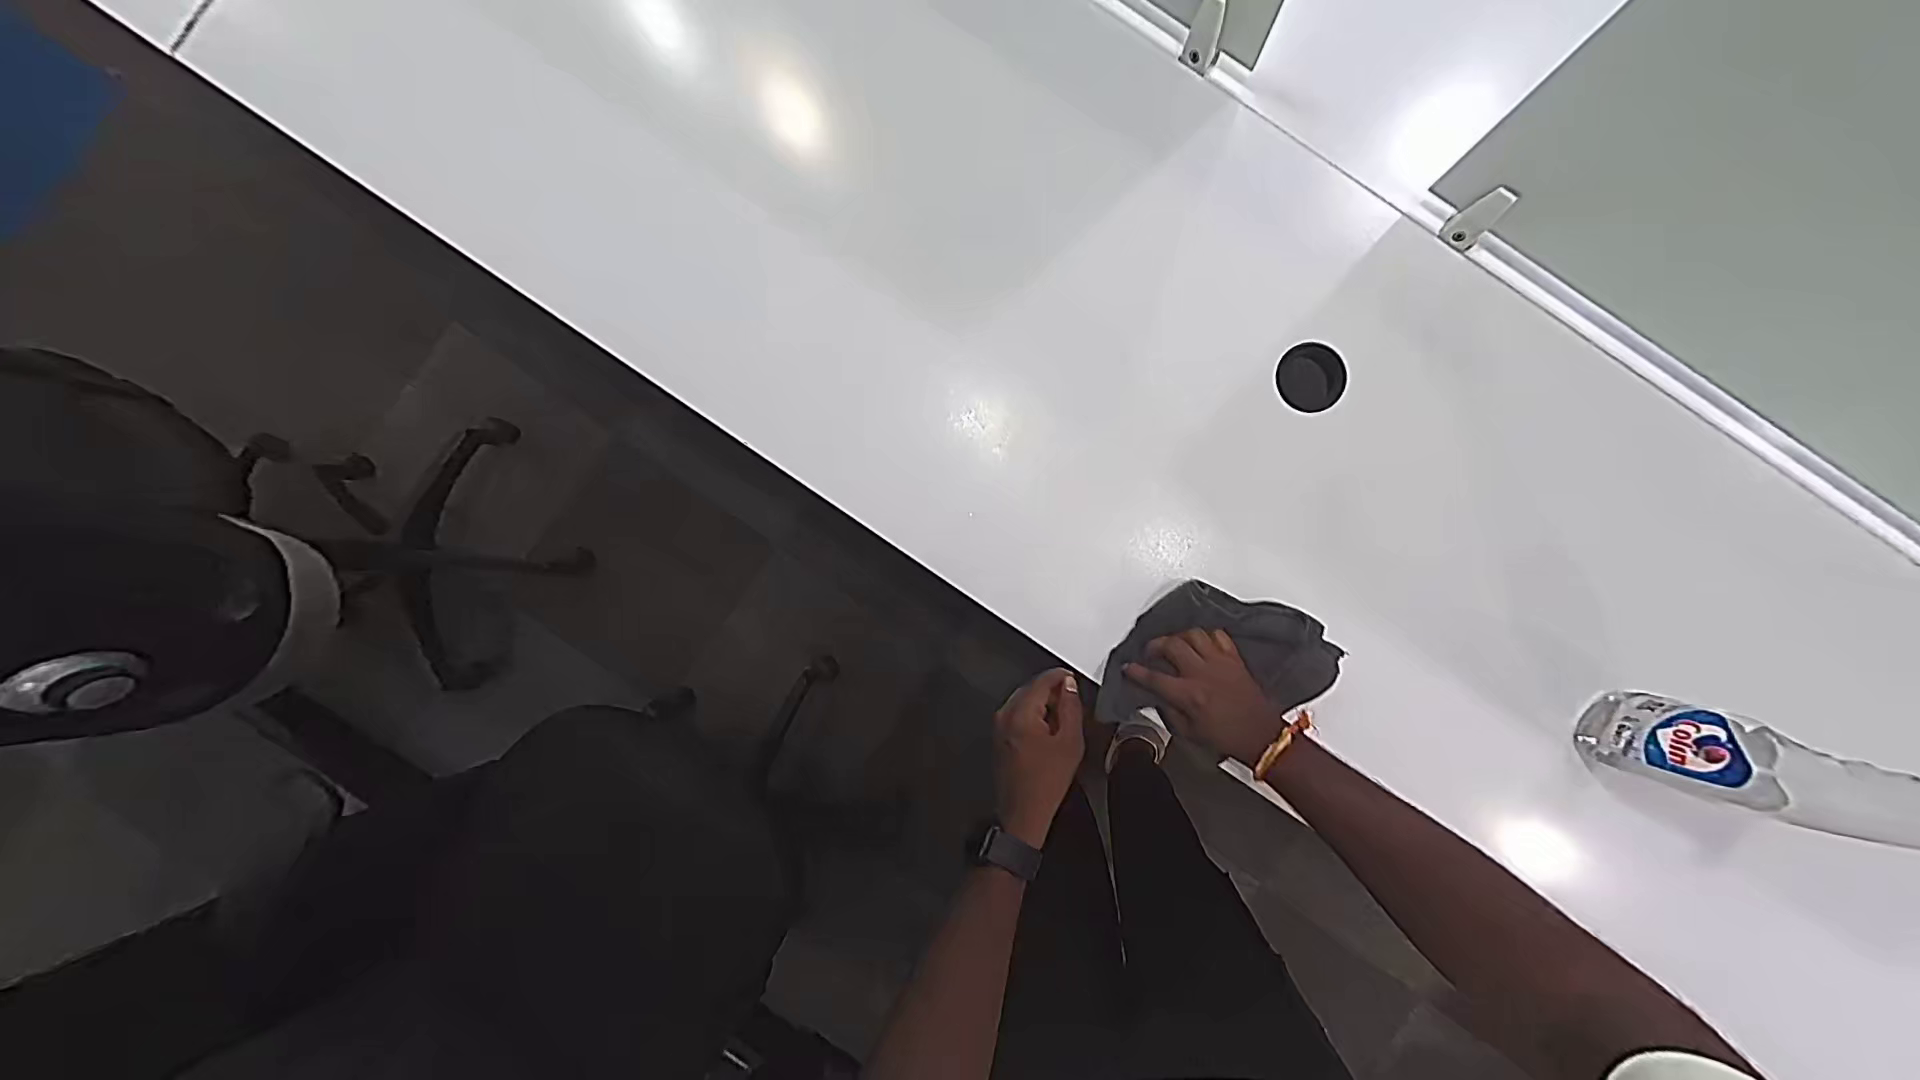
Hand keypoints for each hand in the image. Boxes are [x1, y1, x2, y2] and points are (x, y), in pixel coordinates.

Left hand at [993, 669, 1084, 847]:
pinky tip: (1048, 731)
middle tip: (1072, 700)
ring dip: (1043, 703)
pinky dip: (1034, 715)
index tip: (1073, 679)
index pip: (1041, 680)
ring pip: (1024, 701)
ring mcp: (999, 725)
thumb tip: (1069, 685)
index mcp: (1020, 712)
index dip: (1061, 677)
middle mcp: (1004, 714)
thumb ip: (1071, 707)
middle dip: (1052, 690)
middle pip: (1031, 688)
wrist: (1024, 814)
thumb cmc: (1045, 784)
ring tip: (1063, 719)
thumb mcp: (1070, 742)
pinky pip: (1017, 714)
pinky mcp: (999, 736)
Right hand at [1122, 630, 1284, 765]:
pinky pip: (1218, 636)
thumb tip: (1158, 698)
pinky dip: (1206, 636)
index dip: (1136, 671)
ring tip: (1174, 644)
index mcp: (1189, 695)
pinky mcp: (1234, 659)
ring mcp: (1220, 663)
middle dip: (1155, 645)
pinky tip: (1201, 643)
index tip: (1128, 668)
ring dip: (1179, 637)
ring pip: (1193, 634)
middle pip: (1171, 645)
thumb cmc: (1228, 737)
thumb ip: (1170, 712)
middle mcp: (1202, 674)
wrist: (1261, 736)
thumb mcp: (1189, 732)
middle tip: (1150, 651)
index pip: (1154, 677)